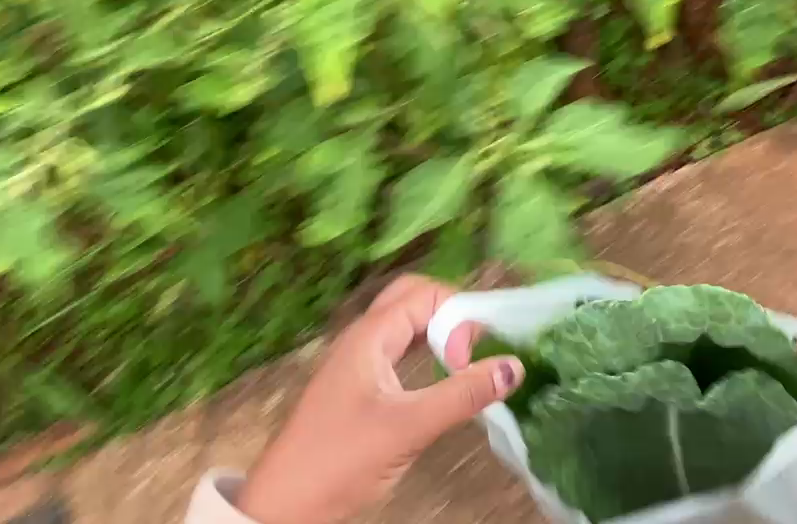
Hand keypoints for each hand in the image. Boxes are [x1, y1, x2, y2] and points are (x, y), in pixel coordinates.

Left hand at [233, 274, 521, 523]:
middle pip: (412, 298)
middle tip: (474, 344)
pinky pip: (397, 349)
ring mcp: (356, 361)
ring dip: (437, 330)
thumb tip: (514, 366)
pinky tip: (438, 377)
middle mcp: (362, 338)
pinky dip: (423, 351)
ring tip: (464, 359)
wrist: (281, 509)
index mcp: (370, 335)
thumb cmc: (339, 461)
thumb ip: (462, 395)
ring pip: (404, 324)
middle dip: (449, 311)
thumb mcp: (408, 428)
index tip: (471, 357)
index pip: (425, 294)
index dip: (457, 315)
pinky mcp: (356, 386)